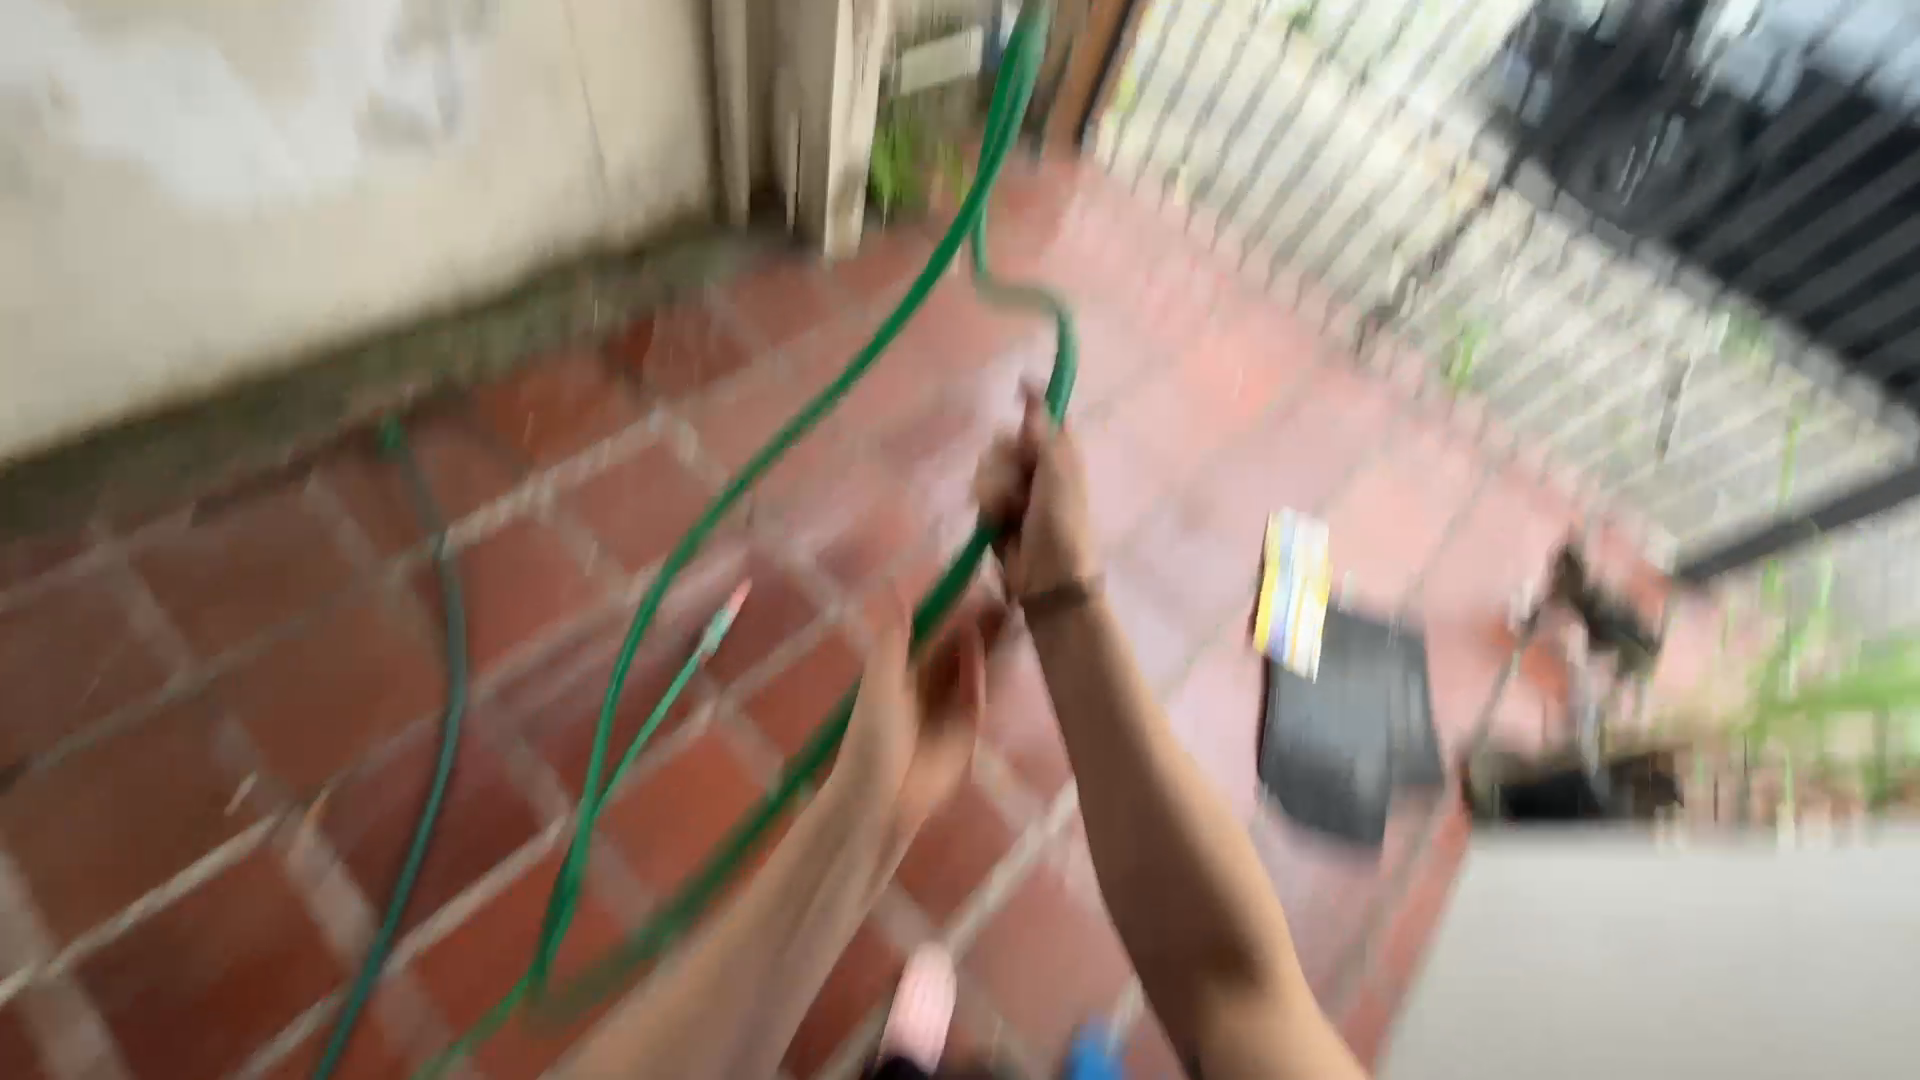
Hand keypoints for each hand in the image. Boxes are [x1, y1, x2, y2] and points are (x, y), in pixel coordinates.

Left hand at [835, 595, 1004, 841]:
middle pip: (963, 646)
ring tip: (1012, 618)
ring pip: (977, 667)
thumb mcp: (880, 680)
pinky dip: (989, 677)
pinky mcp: (967, 729)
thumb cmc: (872, 735)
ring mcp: (951, 706)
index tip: (979, 586)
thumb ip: (893, 636)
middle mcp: (931, 683)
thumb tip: (893, 585)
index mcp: (907, 668)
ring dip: (993, 645)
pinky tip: (998, 656)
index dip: (958, 609)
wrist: (882, 795)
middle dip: (983, 625)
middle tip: (1006, 598)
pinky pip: (982, 697)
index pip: (938, 631)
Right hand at [972, 385, 1097, 596]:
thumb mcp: (1059, 477)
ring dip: (994, 488)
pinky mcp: (994, 513)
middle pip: (1004, 440)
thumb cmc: (1062, 527)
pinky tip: (996, 521)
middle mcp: (1036, 469)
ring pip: (986, 466)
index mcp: (1060, 456)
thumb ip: (1046, 435)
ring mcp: (1014, 491)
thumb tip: (1034, 392)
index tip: (1019, 385)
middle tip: (1020, 481)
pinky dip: (986, 507)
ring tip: (1008, 512)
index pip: (1043, 418)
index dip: (1032, 402)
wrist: (1047, 579)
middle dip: (1005, 460)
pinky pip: (978, 493)